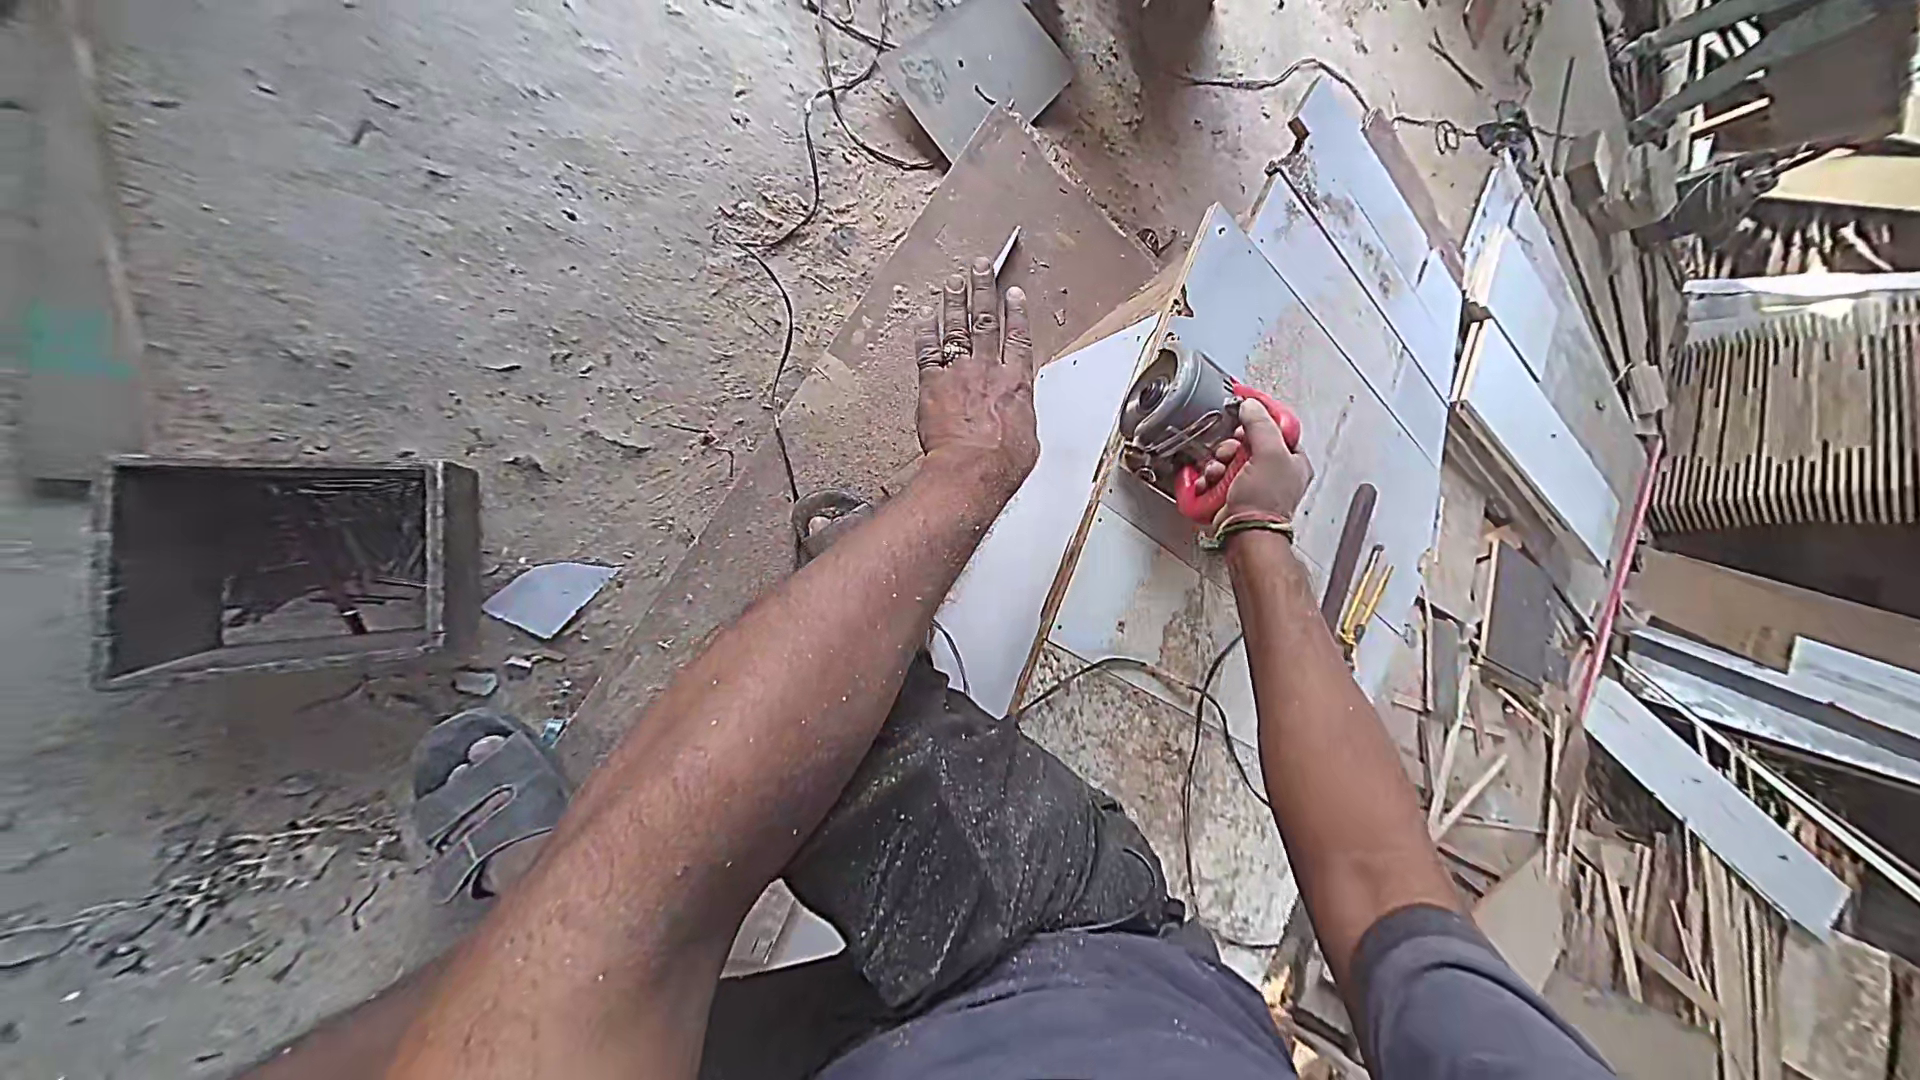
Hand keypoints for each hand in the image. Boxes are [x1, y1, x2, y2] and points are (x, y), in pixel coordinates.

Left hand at [914, 258, 1038, 498]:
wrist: (973, 469)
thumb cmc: (1002, 462)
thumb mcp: (1027, 439)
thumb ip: (1020, 419)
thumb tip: (1016, 423)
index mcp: (1015, 382)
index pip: (1017, 338)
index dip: (1015, 313)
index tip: (1012, 294)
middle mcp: (987, 370)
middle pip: (986, 321)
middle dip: (983, 290)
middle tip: (980, 267)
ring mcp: (958, 374)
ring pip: (957, 328)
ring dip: (955, 302)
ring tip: (954, 281)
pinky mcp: (933, 384)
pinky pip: (927, 351)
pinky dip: (926, 332)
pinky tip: (925, 316)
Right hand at [1191, 398, 1313, 525]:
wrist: (1245, 534)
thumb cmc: (1265, 503)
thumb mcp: (1270, 454)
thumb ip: (1261, 425)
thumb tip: (1251, 406)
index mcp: (1292, 458)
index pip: (1276, 425)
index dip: (1259, 415)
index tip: (1243, 404)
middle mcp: (1272, 470)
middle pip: (1245, 441)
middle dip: (1231, 446)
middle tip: (1230, 453)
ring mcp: (1250, 482)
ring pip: (1227, 458)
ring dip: (1217, 463)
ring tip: (1218, 472)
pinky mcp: (1231, 494)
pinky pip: (1215, 476)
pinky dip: (1208, 478)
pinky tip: (1210, 483)